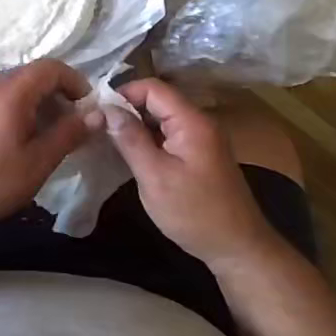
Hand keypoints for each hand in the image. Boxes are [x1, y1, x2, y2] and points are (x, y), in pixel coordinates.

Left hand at [0, 60, 95, 225]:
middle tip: (79, 122)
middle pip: (39, 73)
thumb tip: (99, 114)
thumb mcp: (39, 160)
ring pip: (26, 86)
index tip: (90, 108)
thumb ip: (70, 132)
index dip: (77, 82)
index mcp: (14, 90)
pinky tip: (34, 137)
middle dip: (64, 92)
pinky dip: (30, 108)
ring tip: (60, 132)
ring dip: (48, 102)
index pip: (53, 67)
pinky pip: (12, 97)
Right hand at [102, 78, 283, 268]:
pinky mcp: (202, 154)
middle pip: (159, 100)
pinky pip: (171, 135)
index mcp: (192, 121)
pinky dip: (151, 140)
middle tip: (98, 128)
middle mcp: (200, 122)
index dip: (123, 93)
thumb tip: (107, 108)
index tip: (97, 112)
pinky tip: (133, 156)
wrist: (238, 248)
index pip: (153, 88)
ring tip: (109, 141)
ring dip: (138, 126)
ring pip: (163, 119)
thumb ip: (130, 139)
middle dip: (128, 110)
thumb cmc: (194, 212)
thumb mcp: (155, 177)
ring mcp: (203, 138)